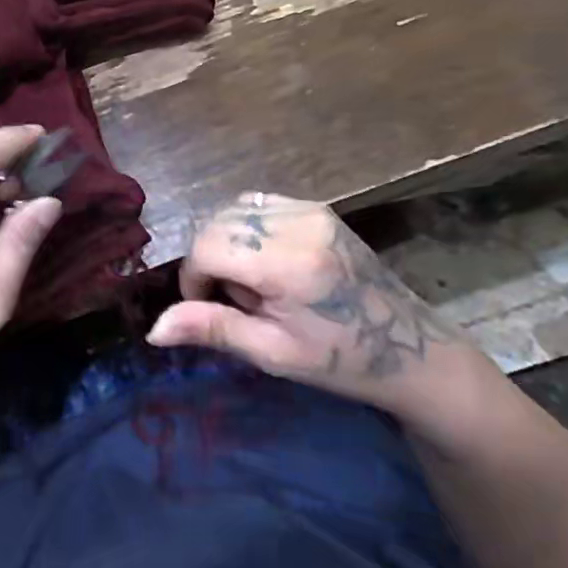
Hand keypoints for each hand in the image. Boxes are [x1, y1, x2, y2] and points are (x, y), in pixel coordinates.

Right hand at [148, 192, 478, 416]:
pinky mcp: (316, 208)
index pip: (207, 248)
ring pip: (229, 211)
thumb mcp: (271, 353)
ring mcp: (310, 211)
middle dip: (208, 261)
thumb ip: (211, 328)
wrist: (414, 352)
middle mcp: (299, 225)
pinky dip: (243, 229)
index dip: (193, 278)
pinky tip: (263, 260)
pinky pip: (254, 205)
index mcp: (290, 265)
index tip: (207, 306)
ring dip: (224, 243)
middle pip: (214, 225)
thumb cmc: (340, 361)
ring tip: (251, 281)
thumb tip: (153, 330)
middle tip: (234, 299)